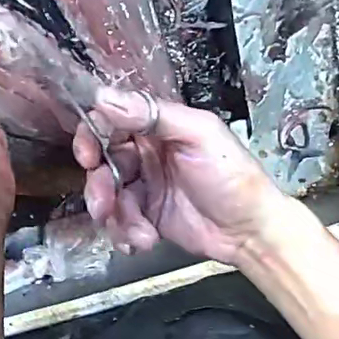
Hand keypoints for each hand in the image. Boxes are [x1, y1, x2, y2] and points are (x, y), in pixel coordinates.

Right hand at [71, 88, 289, 264]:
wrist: (251, 230)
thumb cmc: (234, 177)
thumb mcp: (198, 136)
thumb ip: (152, 115)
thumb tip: (106, 98)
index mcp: (157, 127)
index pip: (110, 122)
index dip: (92, 136)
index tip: (88, 155)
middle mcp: (146, 154)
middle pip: (101, 163)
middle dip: (99, 187)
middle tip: (104, 205)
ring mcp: (144, 186)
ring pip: (106, 197)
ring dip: (114, 217)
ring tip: (138, 232)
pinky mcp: (145, 216)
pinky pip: (119, 223)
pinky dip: (125, 234)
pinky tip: (144, 240)